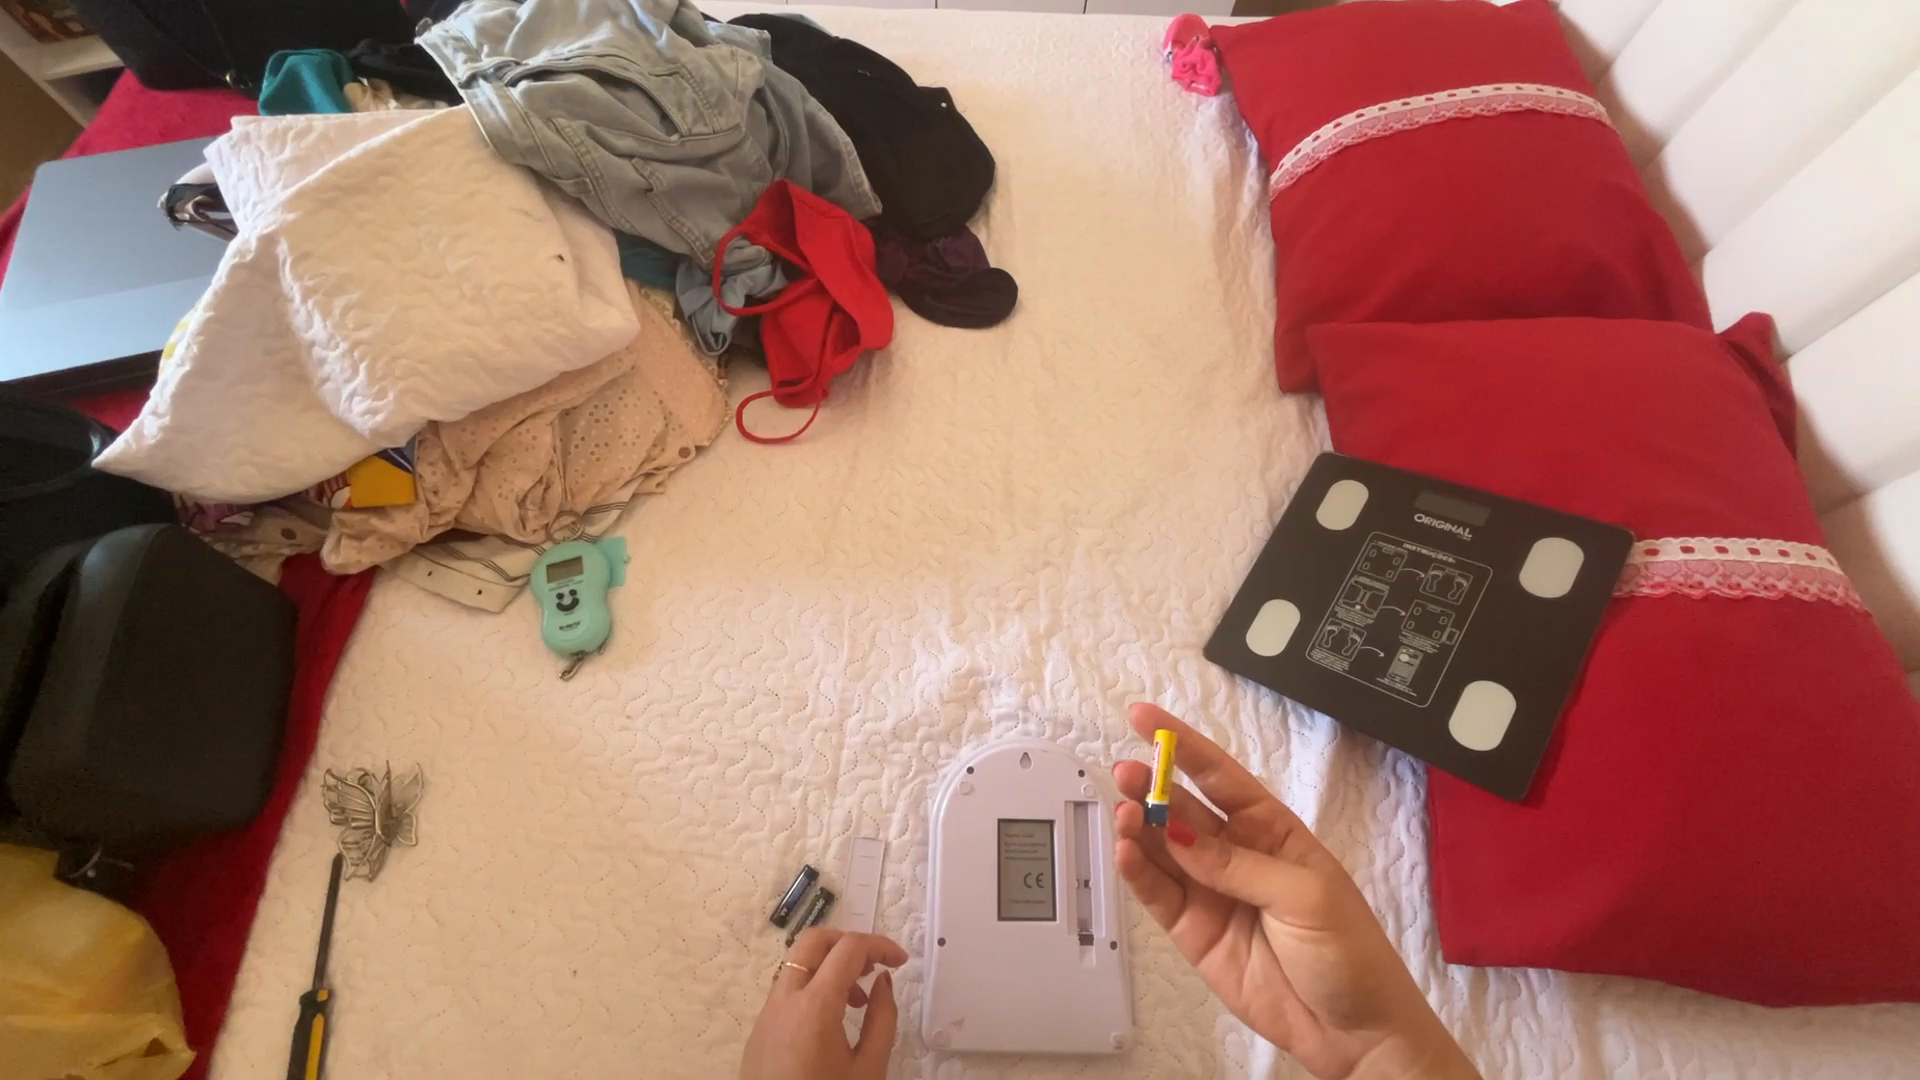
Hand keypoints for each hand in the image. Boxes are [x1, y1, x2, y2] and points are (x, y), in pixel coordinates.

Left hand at [740, 928, 904, 1079]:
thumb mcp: (869, 1071)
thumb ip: (883, 1018)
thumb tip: (882, 981)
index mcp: (815, 1006)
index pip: (850, 949)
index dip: (880, 945)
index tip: (901, 962)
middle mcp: (785, 999)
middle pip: (814, 940)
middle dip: (848, 942)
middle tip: (873, 966)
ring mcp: (766, 1013)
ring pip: (797, 962)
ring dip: (829, 964)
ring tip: (857, 999)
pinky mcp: (758, 1031)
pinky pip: (786, 989)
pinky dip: (812, 985)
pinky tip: (832, 1019)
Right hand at [1112, 704, 1478, 1079]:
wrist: (1356, 1036)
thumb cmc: (1349, 952)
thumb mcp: (1305, 895)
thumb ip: (1237, 864)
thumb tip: (1178, 834)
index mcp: (1267, 828)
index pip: (1217, 775)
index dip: (1180, 744)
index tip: (1142, 718)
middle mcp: (1230, 851)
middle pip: (1181, 807)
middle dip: (1152, 785)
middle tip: (1126, 773)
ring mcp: (1207, 888)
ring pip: (1161, 845)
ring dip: (1139, 825)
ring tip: (1124, 814)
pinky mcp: (1190, 927)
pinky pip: (1157, 891)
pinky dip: (1137, 870)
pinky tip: (1125, 852)